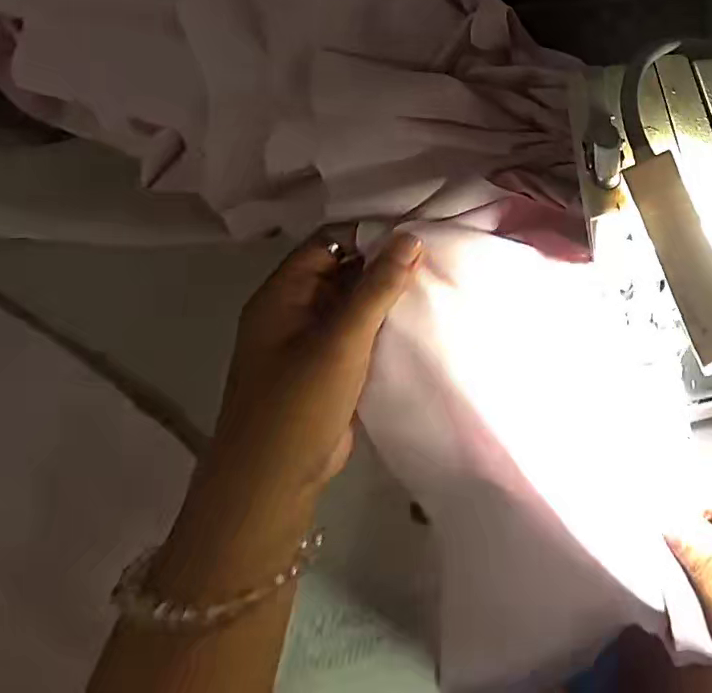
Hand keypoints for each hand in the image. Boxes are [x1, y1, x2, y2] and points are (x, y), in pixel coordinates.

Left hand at [146, 231, 421, 603]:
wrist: (274, 481)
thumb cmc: (299, 403)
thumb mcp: (342, 339)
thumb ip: (377, 287)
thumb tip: (410, 237)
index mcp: (282, 295)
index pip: (330, 242)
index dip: (371, 232)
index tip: (419, 229)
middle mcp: (294, 309)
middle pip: (344, 267)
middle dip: (386, 259)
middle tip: (438, 250)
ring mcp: (311, 338)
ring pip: (356, 298)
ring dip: (390, 289)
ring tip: (437, 276)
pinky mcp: (330, 363)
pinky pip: (361, 326)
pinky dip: (387, 317)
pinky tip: (421, 313)